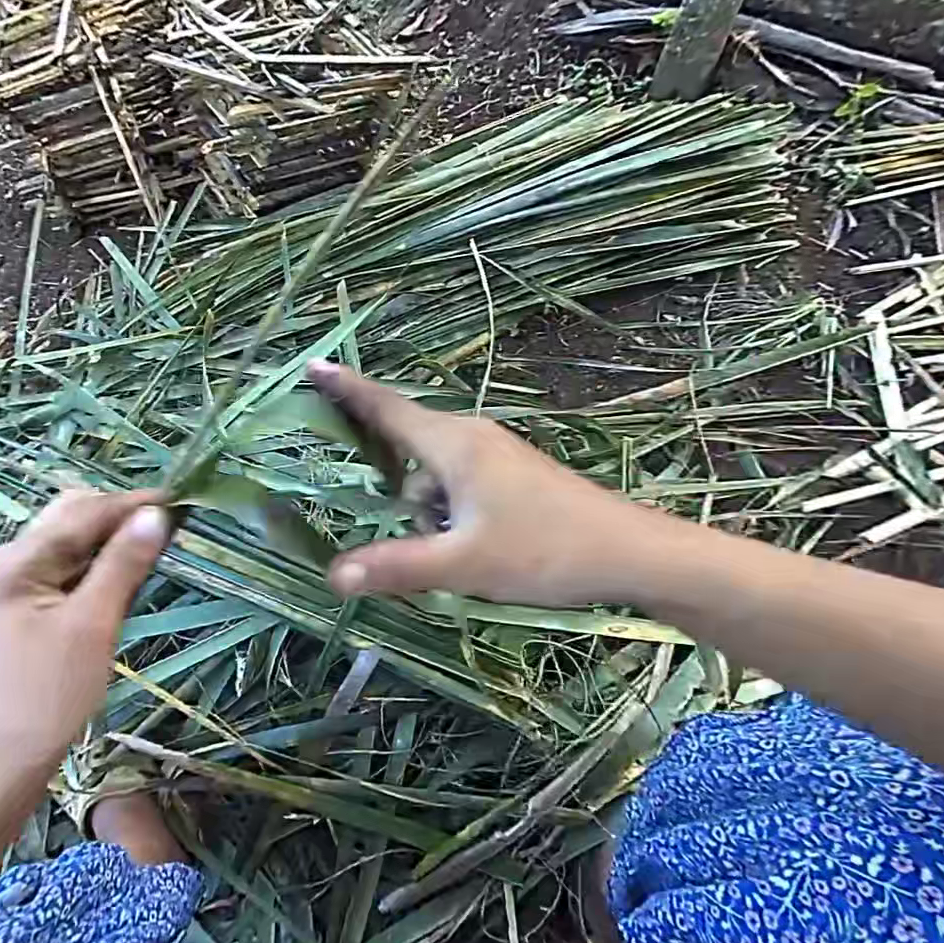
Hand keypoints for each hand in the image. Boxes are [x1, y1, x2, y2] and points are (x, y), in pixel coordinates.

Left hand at [0, 489, 171, 795]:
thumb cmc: (46, 697)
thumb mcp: (93, 624)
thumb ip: (123, 564)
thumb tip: (157, 513)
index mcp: (21, 559)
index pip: (87, 511)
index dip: (136, 503)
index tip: (185, 500)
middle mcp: (15, 561)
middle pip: (76, 517)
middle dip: (123, 515)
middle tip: (171, 526)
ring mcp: (19, 585)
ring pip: (75, 542)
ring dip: (114, 539)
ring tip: (158, 545)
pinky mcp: (29, 609)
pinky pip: (71, 569)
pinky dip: (102, 564)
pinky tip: (128, 575)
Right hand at [308, 361, 677, 606]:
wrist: (631, 552)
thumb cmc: (547, 550)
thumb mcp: (465, 563)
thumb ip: (398, 567)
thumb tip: (332, 575)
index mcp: (454, 444)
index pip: (387, 408)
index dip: (347, 389)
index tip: (312, 367)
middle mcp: (470, 438)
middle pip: (405, 439)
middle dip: (380, 469)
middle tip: (360, 497)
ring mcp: (493, 455)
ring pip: (431, 473)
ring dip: (421, 508)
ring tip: (445, 553)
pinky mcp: (508, 476)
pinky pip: (455, 483)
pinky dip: (444, 511)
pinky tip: (465, 548)